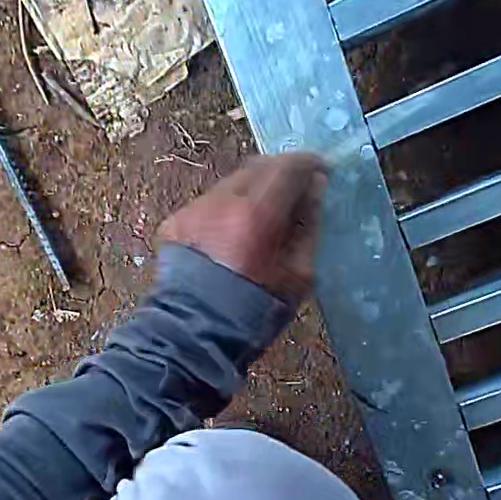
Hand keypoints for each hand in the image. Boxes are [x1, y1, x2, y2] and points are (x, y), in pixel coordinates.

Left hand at [157, 153, 328, 302]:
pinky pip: (212, 200)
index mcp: (256, 216)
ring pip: (234, 181)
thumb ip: (309, 226)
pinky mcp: (178, 220)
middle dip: (283, 171)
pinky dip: (232, 204)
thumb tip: (316, 189)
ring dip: (256, 186)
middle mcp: (222, 202)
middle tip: (300, 186)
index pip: (287, 169)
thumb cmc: (254, 311)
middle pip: (259, 166)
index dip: (309, 164)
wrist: (194, 335)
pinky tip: (238, 229)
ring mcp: (195, 209)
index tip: (322, 169)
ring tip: (270, 209)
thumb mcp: (298, 276)